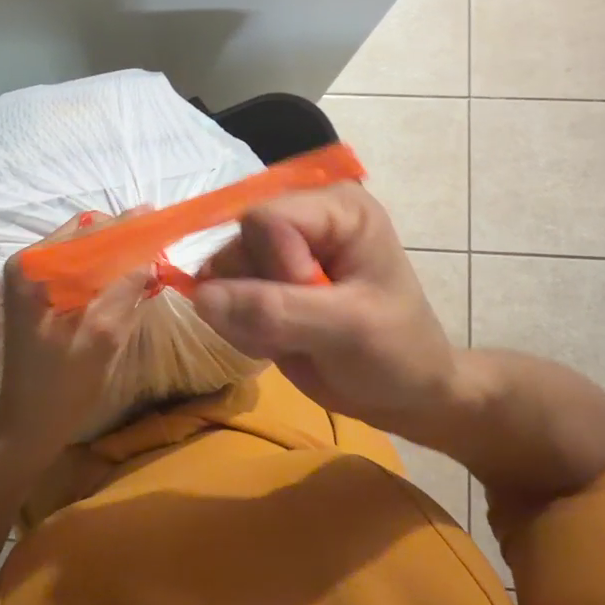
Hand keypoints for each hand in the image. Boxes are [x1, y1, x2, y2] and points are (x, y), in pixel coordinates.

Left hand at [0, 210, 150, 453]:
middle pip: (86, 238)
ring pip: (85, 256)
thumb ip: (125, 288)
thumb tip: (151, 254)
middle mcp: (27, 264)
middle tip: (161, 252)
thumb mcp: (101, 333)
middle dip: (123, 243)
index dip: (126, 227)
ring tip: (151, 269)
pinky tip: (129, 287)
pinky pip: (80, 275)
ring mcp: (32, 281)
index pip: (87, 229)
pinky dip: (105, 278)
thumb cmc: (61, 384)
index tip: (161, 224)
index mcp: (32, 267)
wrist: (29, 425)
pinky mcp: (42, 298)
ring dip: (117, 261)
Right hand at [192, 183, 469, 434]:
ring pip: (221, 274)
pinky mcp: (262, 283)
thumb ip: (276, 310)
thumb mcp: (347, 329)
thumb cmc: (397, 353)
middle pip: (238, 244)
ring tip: (288, 339)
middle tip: (298, 329)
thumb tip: (201, 298)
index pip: (264, 220)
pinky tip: (276, 343)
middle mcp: (303, 219)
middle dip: (254, 296)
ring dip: (244, 318)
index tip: (312, 303)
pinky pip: (220, 298)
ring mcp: (280, 253)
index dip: (273, 265)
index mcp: (336, 209)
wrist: (404, 396)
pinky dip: (240, 328)